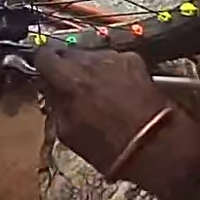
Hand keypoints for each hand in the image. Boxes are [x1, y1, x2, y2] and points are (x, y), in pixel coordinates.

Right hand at [32, 47, 199, 199]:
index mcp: (70, 79)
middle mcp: (90, 61)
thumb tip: (49, 91)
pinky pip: (113, 59)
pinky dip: (111, 70)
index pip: (43, 56)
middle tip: (70, 85)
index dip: (41, 64)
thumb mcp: (70, 133)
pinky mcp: (134, 60)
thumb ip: (54, 105)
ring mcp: (114, 58)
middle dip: (65, 66)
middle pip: (67, 52)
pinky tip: (118, 89)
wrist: (158, 146)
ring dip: (88, 67)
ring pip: (91, 54)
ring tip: (97, 91)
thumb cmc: (111, 148)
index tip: (44, 73)